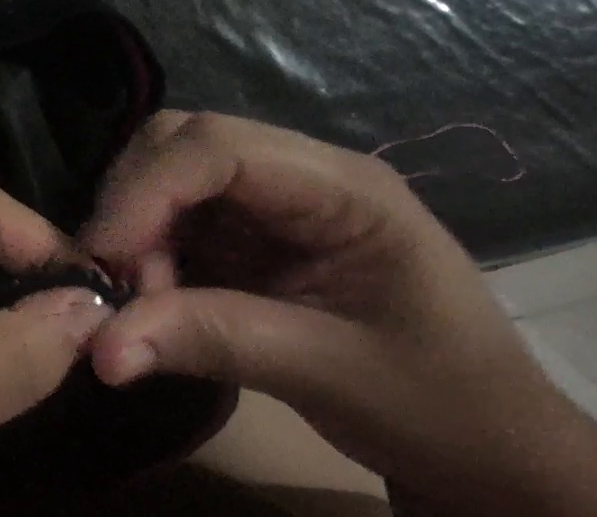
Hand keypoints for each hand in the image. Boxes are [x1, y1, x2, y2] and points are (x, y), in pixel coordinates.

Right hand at [81, 111, 596, 516]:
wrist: (495, 454)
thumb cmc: (441, 408)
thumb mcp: (330, 374)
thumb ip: (213, 341)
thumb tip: (101, 348)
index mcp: (344, 187)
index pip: (220, 148)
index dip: (149, 190)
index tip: (105, 258)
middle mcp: (302, 173)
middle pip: (185, 142)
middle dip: (136, 202)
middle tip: (117, 280)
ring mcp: (275, 200)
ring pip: (170, 173)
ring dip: (136, 227)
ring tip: (139, 296)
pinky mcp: (253, 232)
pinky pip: (178, 217)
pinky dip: (148, 248)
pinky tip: (153, 294)